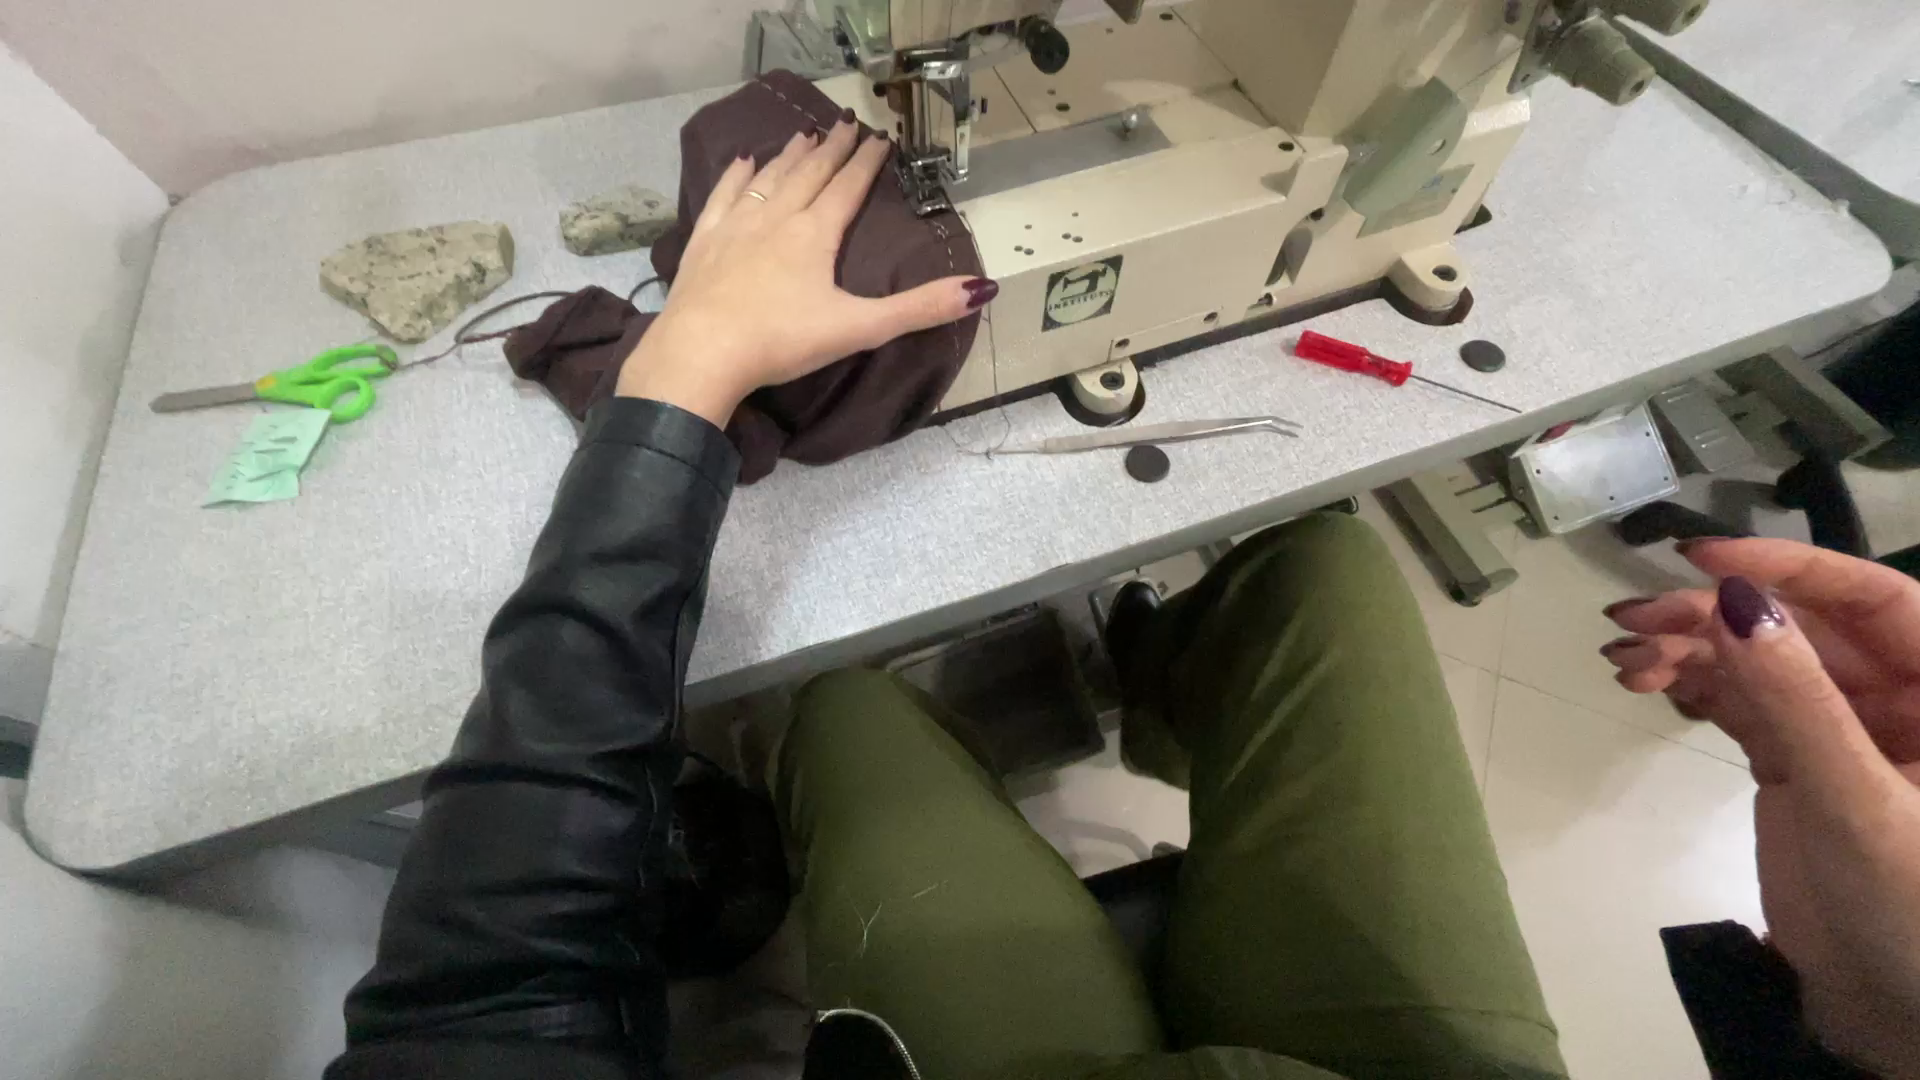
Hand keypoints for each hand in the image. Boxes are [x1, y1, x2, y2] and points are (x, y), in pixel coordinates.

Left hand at [615, 116, 995, 425]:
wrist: (705, 351)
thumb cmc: (784, 340)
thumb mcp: (861, 328)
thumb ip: (919, 309)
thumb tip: (982, 289)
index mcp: (816, 235)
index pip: (848, 189)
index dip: (867, 163)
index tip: (880, 138)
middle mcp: (778, 218)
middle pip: (811, 175)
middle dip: (832, 150)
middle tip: (846, 125)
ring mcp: (737, 226)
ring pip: (769, 179)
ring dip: (790, 157)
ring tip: (804, 136)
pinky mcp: (705, 242)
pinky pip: (724, 196)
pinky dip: (736, 176)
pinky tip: (742, 163)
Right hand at [1602, 539, 1919, 1075]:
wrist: (1902, 1018)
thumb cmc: (1916, 913)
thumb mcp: (1861, 802)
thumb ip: (1798, 699)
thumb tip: (1733, 602)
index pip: (1881, 601)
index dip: (1792, 567)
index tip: (1698, 557)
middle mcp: (1908, 704)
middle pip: (1798, 629)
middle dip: (1709, 618)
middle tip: (1628, 621)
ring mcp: (1846, 733)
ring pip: (1756, 663)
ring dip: (1684, 652)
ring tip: (1623, 663)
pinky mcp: (1797, 760)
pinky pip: (1736, 701)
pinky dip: (1687, 685)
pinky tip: (1644, 683)